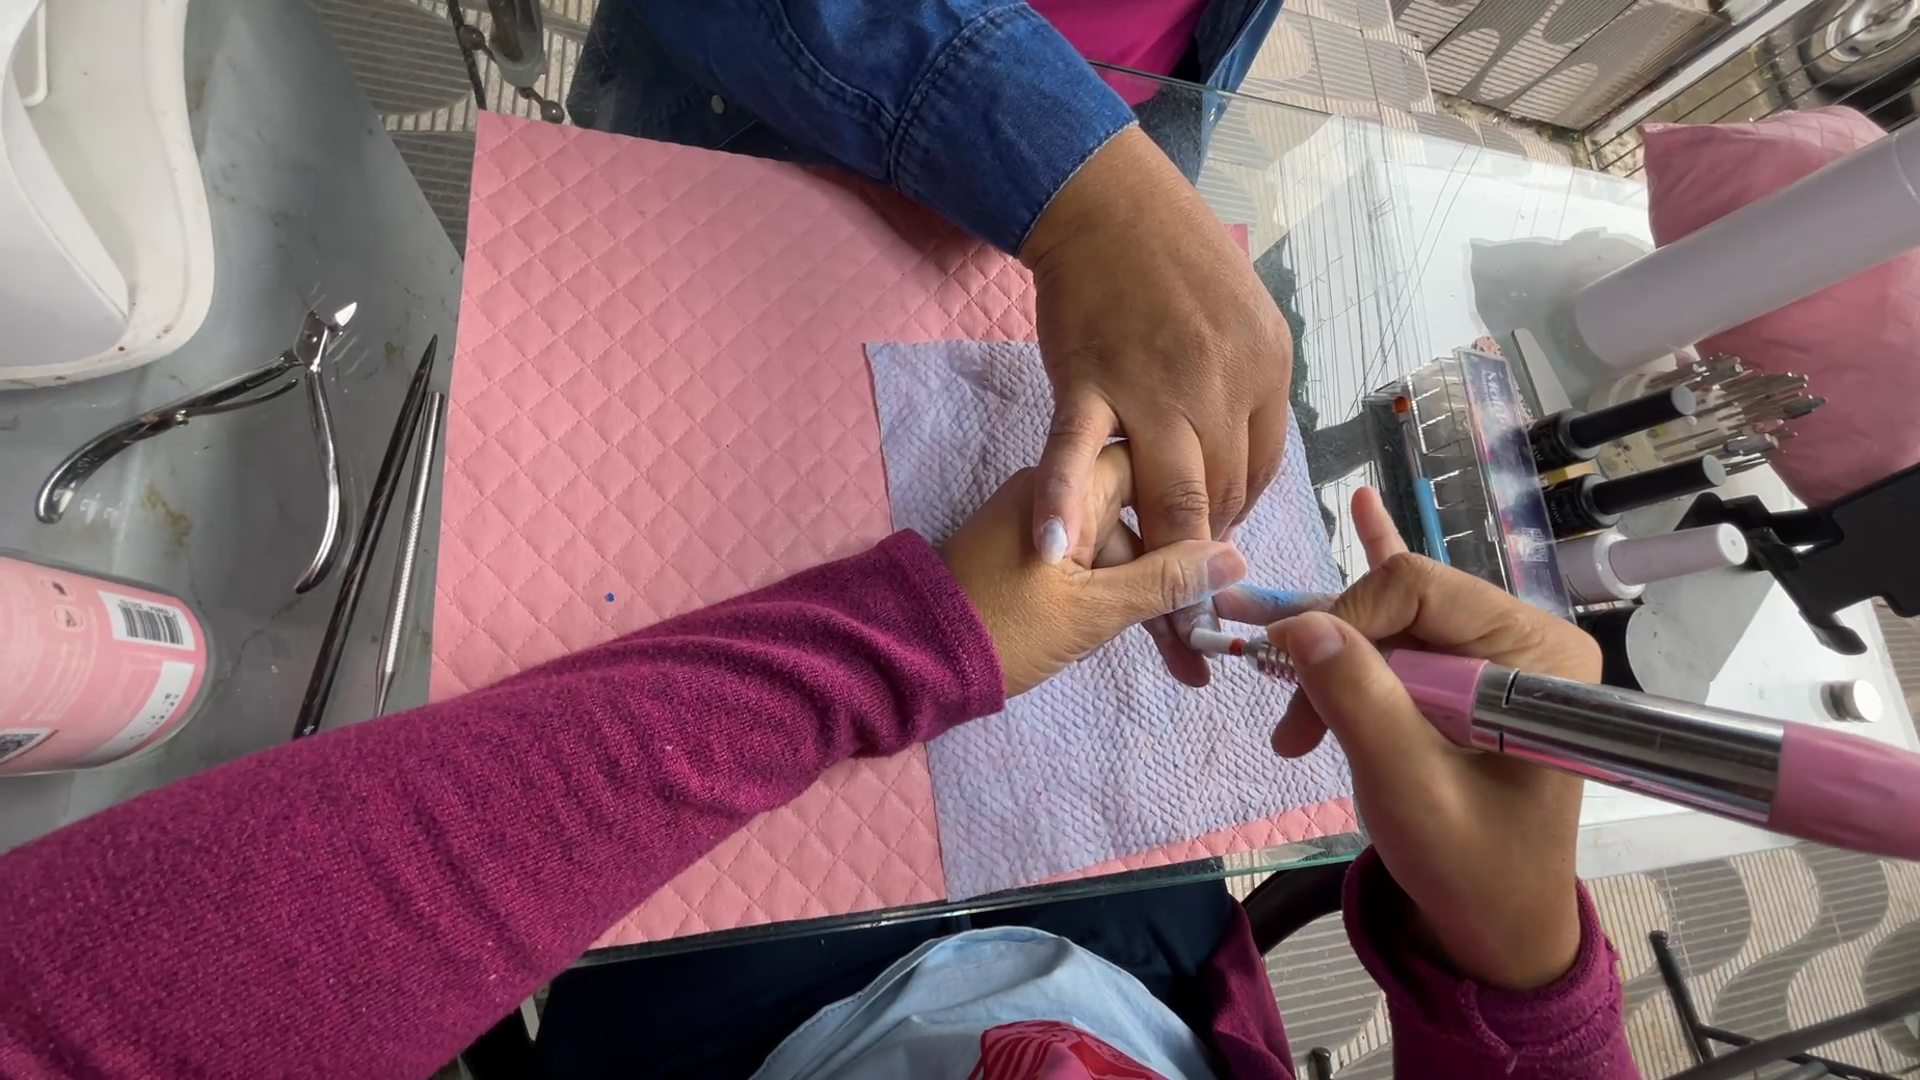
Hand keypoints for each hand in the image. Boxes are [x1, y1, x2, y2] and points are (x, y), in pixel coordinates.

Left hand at [941, 444, 1245, 697]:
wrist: (916, 658)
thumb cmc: (1004, 628)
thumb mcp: (1091, 610)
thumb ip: (1165, 582)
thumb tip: (1235, 559)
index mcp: (1067, 489)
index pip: (1151, 474)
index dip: (1193, 515)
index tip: (1226, 567)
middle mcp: (1056, 497)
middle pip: (1139, 527)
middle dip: (1175, 586)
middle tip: (1208, 640)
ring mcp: (1042, 530)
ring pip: (1116, 559)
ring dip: (1149, 608)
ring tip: (1185, 666)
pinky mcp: (1031, 561)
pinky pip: (1088, 573)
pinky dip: (1114, 607)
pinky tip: (1144, 647)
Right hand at [1020, 128, 1292, 682]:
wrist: (1109, 209)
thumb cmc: (1178, 264)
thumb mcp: (1247, 320)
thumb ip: (1249, 395)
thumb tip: (1232, 467)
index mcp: (1266, 370)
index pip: (1258, 473)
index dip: (1234, 519)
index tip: (1208, 543)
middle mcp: (1221, 386)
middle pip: (1219, 496)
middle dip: (1201, 556)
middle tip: (1182, 601)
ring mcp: (1153, 386)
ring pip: (1166, 491)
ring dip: (1153, 554)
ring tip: (1138, 602)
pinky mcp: (1088, 383)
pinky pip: (1076, 452)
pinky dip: (1061, 501)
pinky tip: (1050, 550)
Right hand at [1217, 488, 1600, 989]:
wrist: (1489, 916)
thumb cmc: (1465, 863)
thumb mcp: (1407, 786)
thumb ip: (1358, 699)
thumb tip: (1296, 624)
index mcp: (1532, 654)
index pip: (1413, 587)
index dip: (1342, 622)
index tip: (1296, 686)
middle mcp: (1517, 637)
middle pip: (1391, 601)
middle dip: (1328, 654)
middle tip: (1291, 721)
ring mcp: (1488, 648)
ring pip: (1379, 617)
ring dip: (1323, 655)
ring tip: (1281, 697)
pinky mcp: (1461, 664)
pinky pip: (1407, 608)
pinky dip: (1371, 571)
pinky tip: (1362, 508)